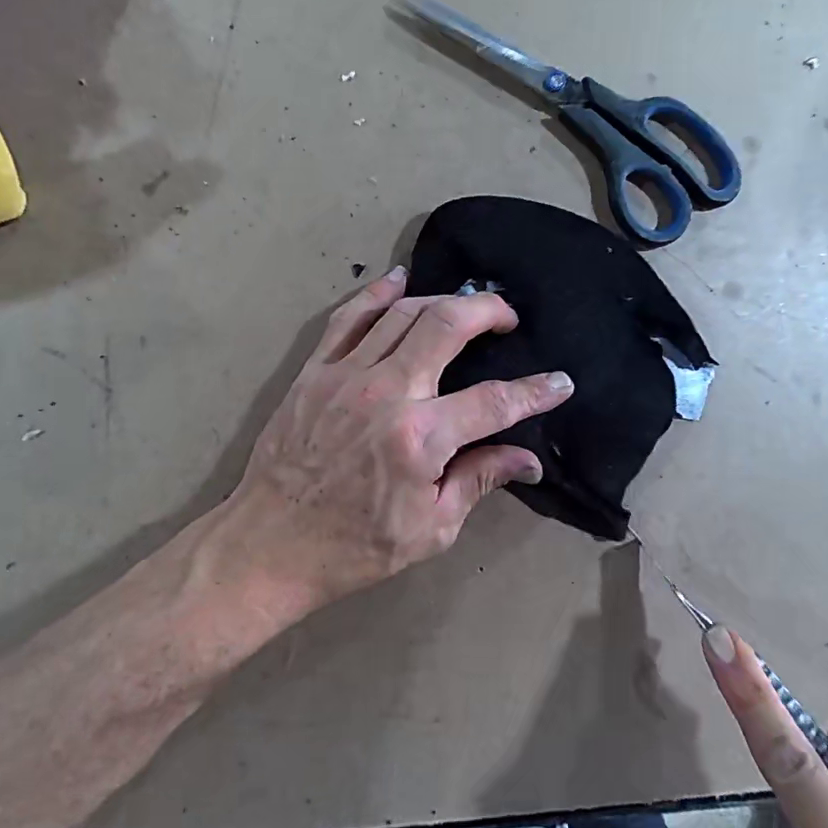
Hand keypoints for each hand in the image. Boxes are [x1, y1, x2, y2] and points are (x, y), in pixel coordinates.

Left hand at [208, 266, 573, 619]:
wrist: (266, 548)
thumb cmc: (355, 547)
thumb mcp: (431, 529)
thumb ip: (480, 480)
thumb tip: (529, 458)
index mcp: (420, 439)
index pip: (495, 402)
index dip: (535, 391)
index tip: (561, 382)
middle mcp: (387, 394)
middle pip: (448, 325)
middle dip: (489, 311)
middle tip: (508, 318)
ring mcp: (346, 377)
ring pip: (404, 313)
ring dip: (444, 299)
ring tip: (467, 305)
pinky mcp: (314, 372)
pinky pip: (349, 318)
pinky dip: (378, 294)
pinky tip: (401, 279)